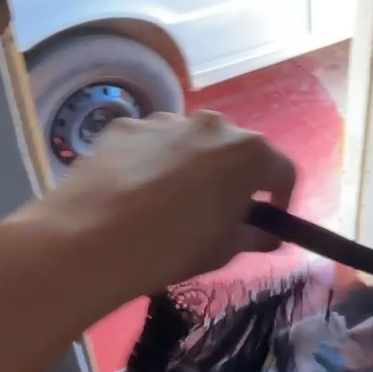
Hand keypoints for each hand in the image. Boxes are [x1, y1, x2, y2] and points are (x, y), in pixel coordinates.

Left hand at [1, 112, 294, 310]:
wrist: (90, 239)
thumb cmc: (175, 246)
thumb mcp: (225, 250)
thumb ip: (254, 236)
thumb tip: (267, 236)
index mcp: (250, 153)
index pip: (283, 171)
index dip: (281, 198)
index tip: (268, 222)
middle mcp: (214, 125)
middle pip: (237, 151)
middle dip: (236, 178)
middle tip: (220, 212)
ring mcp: (167, 121)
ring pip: (193, 143)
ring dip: (195, 167)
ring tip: (172, 203)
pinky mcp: (126, 126)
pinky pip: (153, 143)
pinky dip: (154, 162)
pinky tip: (136, 193)